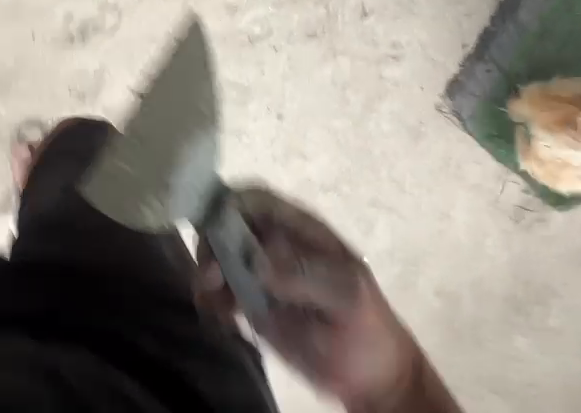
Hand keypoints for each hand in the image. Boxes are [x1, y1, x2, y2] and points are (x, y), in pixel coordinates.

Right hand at [195, 185, 422, 409]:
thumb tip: (257, 260)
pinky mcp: (253, 302)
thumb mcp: (346, 296)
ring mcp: (262, 272)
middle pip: (228, 225)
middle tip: (210, 279)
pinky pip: (222, 291)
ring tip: (212, 304)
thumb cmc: (367, 329)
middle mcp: (275, 243)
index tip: (213, 233)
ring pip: (219, 257)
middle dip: (211, 245)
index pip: (255, 200)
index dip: (229, 206)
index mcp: (300, 230)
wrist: (373, 379)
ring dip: (207, 273)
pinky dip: (211, 299)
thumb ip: (305, 273)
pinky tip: (220, 318)